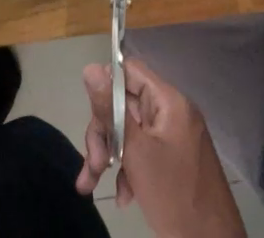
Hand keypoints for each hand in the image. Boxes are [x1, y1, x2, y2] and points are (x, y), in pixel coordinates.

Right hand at [76, 57, 243, 237]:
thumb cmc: (173, 193)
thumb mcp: (135, 151)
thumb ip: (110, 109)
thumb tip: (90, 67)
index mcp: (169, 102)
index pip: (131, 72)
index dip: (106, 86)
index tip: (92, 113)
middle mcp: (171, 113)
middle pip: (124, 105)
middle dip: (103, 134)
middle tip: (92, 162)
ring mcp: (172, 137)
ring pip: (128, 132)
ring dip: (108, 156)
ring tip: (92, 184)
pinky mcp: (171, 160)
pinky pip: (140, 151)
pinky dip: (126, 170)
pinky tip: (123, 196)